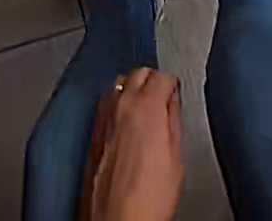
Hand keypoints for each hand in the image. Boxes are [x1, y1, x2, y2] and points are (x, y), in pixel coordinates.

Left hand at [81, 67, 183, 220]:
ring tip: (145, 108)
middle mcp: (123, 103)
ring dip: (133, 88)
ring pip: (121, 84)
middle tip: (163, 97)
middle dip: (153, 80)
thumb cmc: (149, 197)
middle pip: (140, 73)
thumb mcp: (177, 156)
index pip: (163, 76)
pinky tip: (126, 121)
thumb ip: (174, 118)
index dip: (172, 84)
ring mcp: (105, 115)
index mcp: (147, 105)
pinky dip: (118, 103)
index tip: (176, 93)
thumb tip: (172, 101)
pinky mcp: (94, 129)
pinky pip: (107, 102)